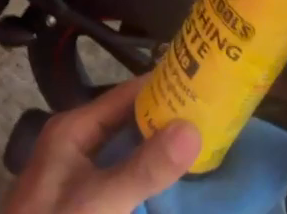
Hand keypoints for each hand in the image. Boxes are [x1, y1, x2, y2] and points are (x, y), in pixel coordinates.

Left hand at [3, 76, 200, 213]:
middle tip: (213, 113)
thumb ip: (144, 169)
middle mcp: (76, 144)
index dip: (165, 86)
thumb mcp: (99, 204)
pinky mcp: (84, 203)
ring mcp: (79, 176)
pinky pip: (123, 178)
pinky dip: (148, 176)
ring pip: (128, 150)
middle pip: (129, 121)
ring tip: (204, 140)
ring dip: (160, 147)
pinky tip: (173, 182)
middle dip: (168, 118)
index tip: (207, 83)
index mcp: (73, 129)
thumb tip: (193, 128)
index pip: (127, 93)